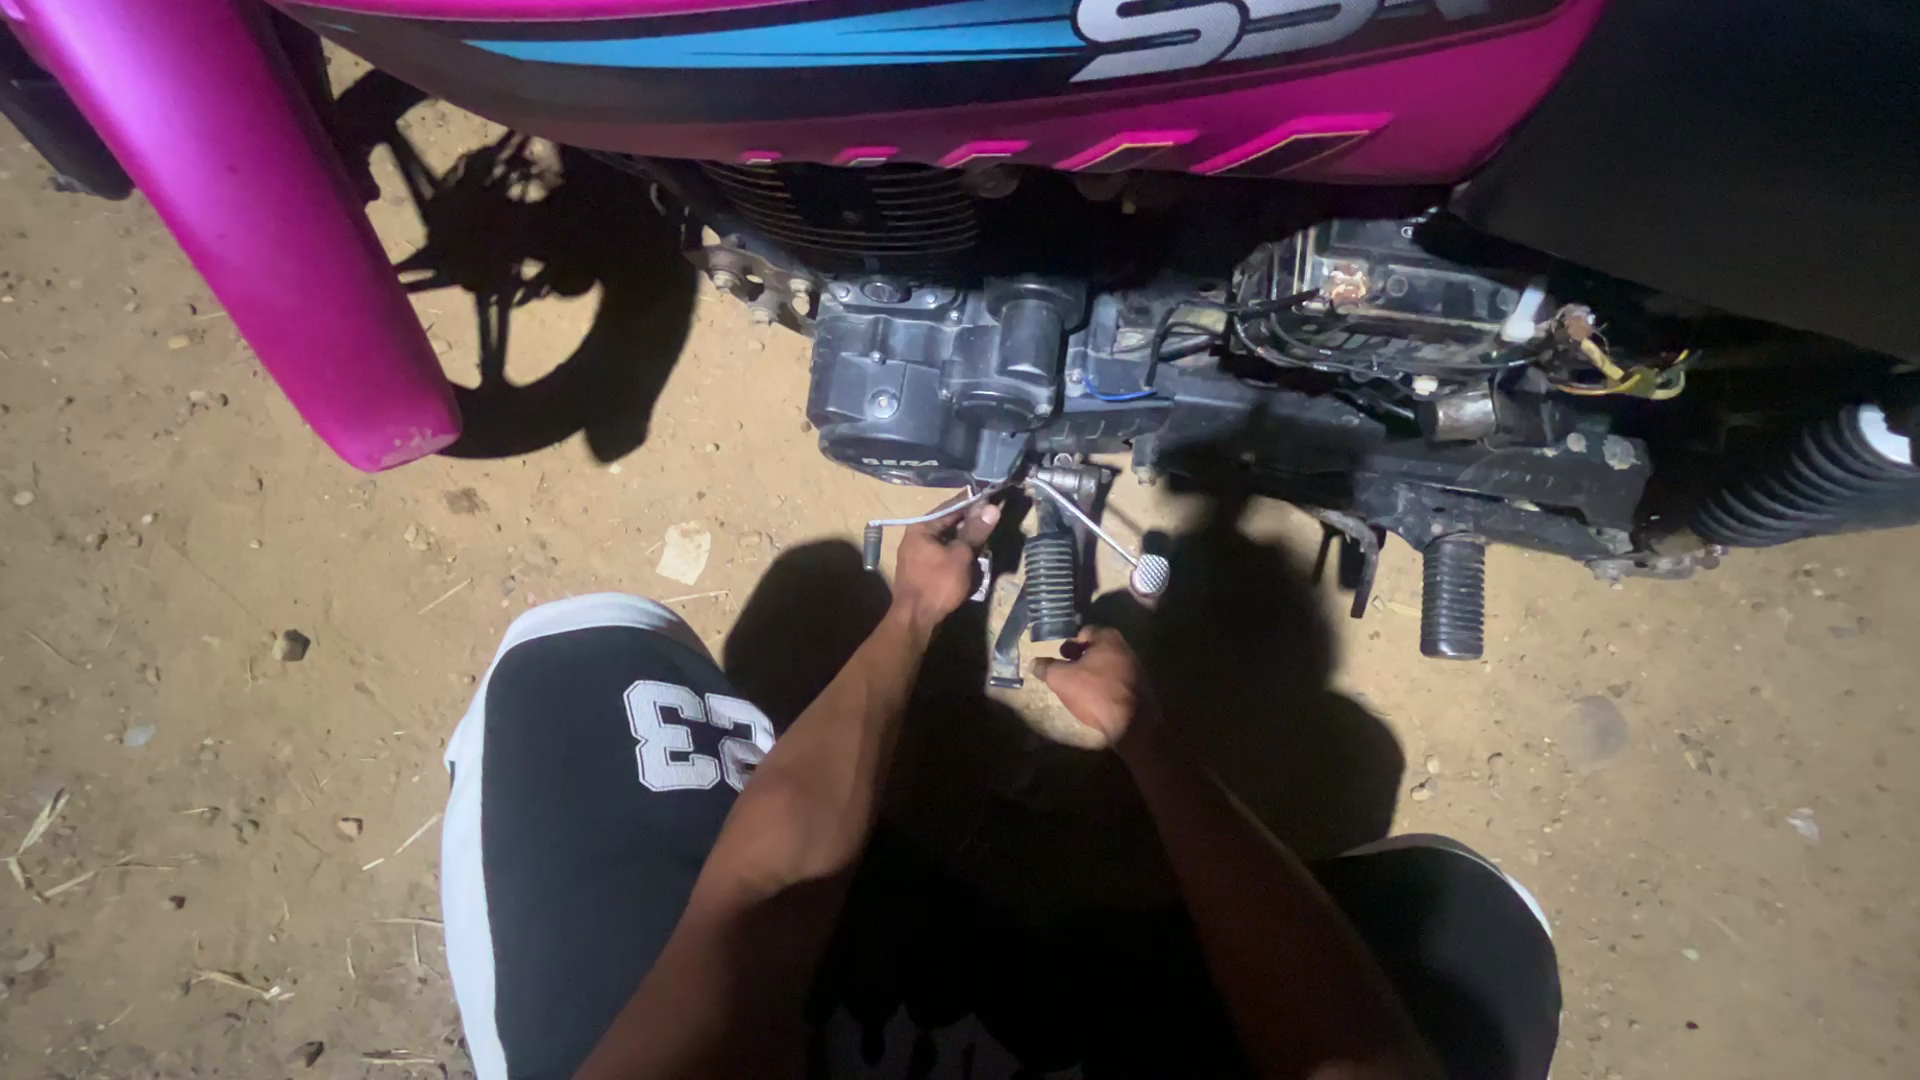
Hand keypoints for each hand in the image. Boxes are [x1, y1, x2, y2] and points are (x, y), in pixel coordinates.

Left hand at [890, 497, 999, 629]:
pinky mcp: (923, 571)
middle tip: (994, 525)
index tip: (993, 500)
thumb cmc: (938, 583)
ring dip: (967, 544)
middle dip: (972, 526)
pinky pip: (944, 557)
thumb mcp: (961, 555)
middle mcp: (916, 537)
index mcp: (921, 527)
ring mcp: (918, 555)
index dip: (973, 503)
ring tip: (987, 545)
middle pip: (949, 524)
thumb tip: (991, 507)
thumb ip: (975, 531)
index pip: (951, 506)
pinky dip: (959, 557)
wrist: (915, 620)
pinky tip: (974, 562)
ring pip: (948, 542)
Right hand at [1034, 626, 1155, 747]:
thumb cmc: (1094, 692)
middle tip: (1067, 669)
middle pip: (1098, 648)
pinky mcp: (1140, 688)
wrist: (1131, 723)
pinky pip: (1117, 680)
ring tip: (1079, 686)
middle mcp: (1125, 648)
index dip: (1071, 642)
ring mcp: (1136, 668)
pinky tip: (1096, 698)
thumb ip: (1046, 668)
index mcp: (1108, 638)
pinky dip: (1105, 685)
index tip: (1062, 655)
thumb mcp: (1061, 679)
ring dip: (1093, 672)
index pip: (1085, 631)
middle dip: (1081, 657)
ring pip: (1108, 665)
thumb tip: (1034, 663)